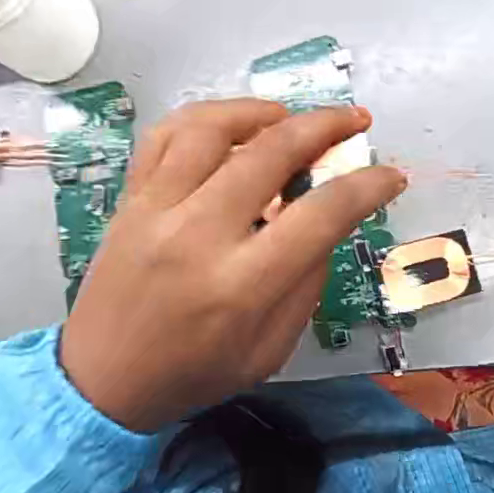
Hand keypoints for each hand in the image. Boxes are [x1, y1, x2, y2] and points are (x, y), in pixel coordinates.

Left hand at [60, 99, 406, 432]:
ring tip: (289, 118)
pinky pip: (163, 137)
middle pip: (270, 154)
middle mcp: (199, 236)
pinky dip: (203, 119)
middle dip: (325, 126)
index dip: (366, 187)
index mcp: (241, 286)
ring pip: (212, 129)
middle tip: (354, 121)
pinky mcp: (129, 202)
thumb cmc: (192, 376)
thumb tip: (327, 226)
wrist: (104, 381)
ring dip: (261, 111)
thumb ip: (304, 287)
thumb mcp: (268, 353)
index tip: (389, 175)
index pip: (320, 216)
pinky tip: (229, 127)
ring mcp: (156, 212)